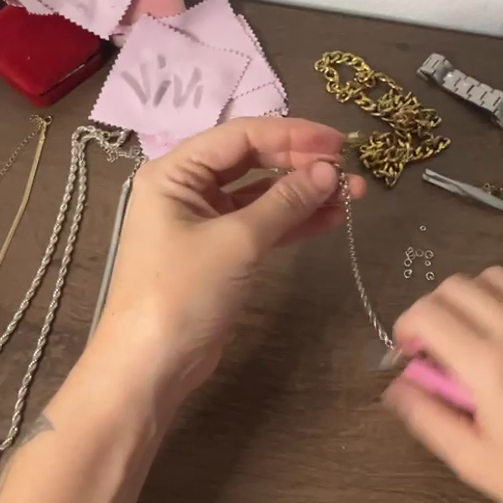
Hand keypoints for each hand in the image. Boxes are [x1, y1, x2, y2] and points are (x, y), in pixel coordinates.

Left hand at [91, 117, 366, 404]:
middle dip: (302, 164)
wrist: (150, 368)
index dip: (293, 134)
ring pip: (262, 192)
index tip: (339, 143)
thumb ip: (285, 201)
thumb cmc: (183, 294)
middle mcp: (187, 187)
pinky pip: (262, 222)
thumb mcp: (237, 242)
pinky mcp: (221, 250)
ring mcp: (204, 219)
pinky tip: (330, 217)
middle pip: (253, 159)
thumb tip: (329, 170)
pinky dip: (295, 219)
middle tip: (348, 170)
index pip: (241, 135)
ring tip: (351, 194)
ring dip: (304, 192)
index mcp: (176, 171)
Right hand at [383, 268, 502, 502]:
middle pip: (456, 286)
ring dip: (473, 296)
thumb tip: (395, 386)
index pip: (428, 313)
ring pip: (496, 276)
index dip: (406, 326)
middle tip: (436, 346)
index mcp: (487, 365)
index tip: (409, 353)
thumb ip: (429, 417)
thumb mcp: (476, 463)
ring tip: (474, 331)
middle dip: (433, 309)